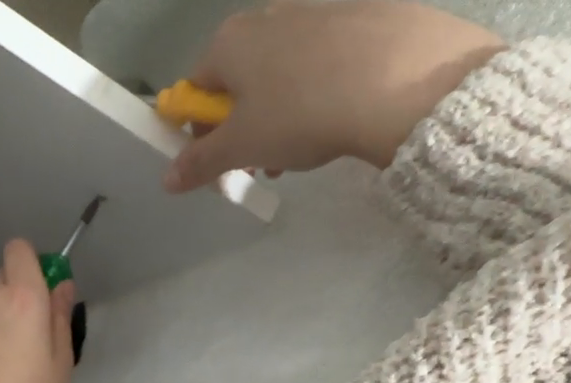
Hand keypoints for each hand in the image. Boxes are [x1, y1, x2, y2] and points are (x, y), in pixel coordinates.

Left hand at [0, 239, 76, 382]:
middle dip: (19, 292)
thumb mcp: (61, 361)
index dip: (33, 263)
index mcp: (22, 298)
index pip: (18, 250)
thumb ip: (60, 317)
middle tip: (35, 331)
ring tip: (14, 359)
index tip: (46, 289)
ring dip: (2, 318)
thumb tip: (61, 286)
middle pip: (3, 276)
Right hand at [164, 1, 504, 192]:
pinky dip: (322, 91)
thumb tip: (168, 178)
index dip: (200, 132)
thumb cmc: (301, 114)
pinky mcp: (365, 16)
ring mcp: (319, 10)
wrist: (403, 80)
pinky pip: (327, 61)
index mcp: (229, 42)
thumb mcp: (242, 149)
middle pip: (241, 80)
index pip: (196, 90)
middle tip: (263, 163)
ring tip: (305, 149)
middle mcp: (268, 15)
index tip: (218, 161)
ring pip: (284, 72)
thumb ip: (200, 163)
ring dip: (282, 114)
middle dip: (246, 126)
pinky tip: (340, 118)